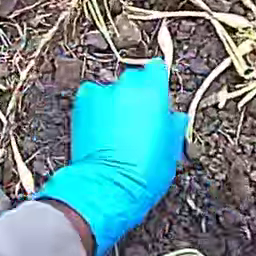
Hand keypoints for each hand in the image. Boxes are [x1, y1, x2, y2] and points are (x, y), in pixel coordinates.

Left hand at [36, 59, 186, 255]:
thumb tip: (174, 117)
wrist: (107, 186)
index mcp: (153, 90)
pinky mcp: (80, 104)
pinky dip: (95, 110)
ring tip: (117, 131)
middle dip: (136, 96)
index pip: (157, 69)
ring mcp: (101, 93)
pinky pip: (91, 100)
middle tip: (139, 121)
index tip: (157, 96)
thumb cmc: (143, 171)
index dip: (157, 83)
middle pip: (133, 80)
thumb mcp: (172, 148)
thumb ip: (173, 123)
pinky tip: (101, 130)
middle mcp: (126, 85)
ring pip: (111, 90)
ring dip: (115, 103)